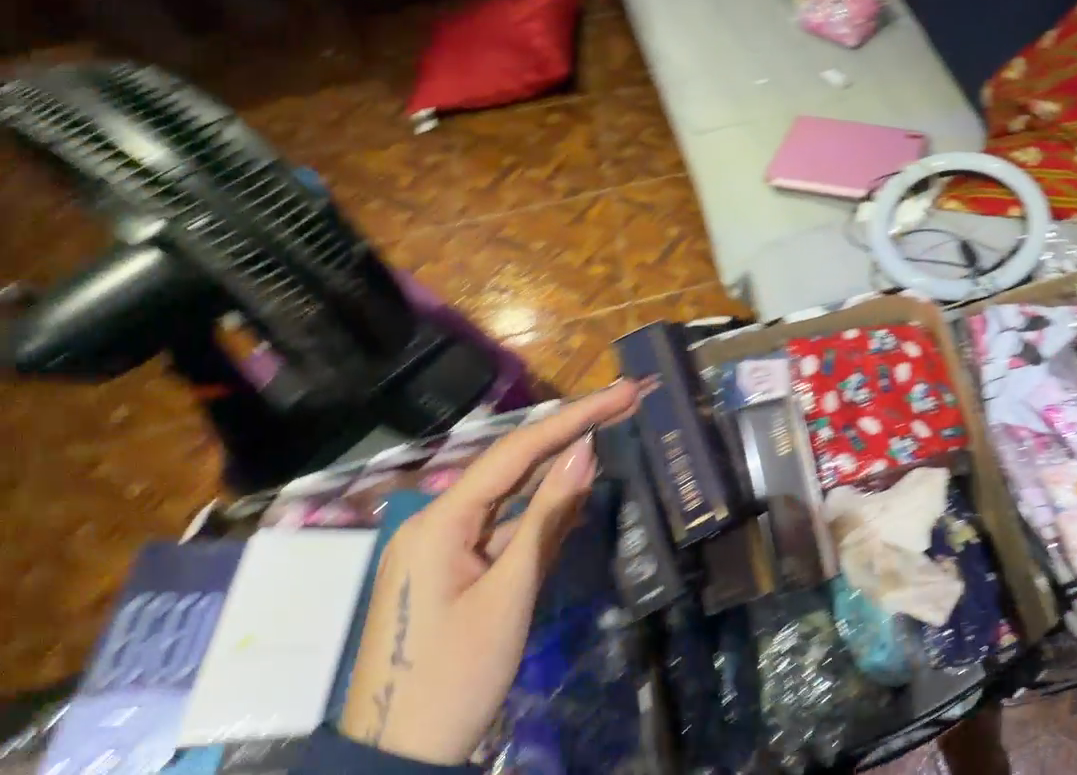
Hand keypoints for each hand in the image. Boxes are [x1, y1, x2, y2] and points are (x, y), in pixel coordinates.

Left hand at [339, 378, 652, 764]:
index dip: (575, 416)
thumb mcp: (510, 594)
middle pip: (511, 465)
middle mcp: (434, 523)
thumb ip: (547, 517)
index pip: (516, 452)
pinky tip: (574, 493)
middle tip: (626, 402)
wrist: (396, 757)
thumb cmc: (456, 675)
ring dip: (559, 467)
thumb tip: (584, 450)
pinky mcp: (453, 572)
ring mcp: (441, 549)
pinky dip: (541, 509)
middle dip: (569, 432)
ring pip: (509, 495)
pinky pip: (503, 527)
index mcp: (439, 523)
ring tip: (611, 431)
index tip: (625, 392)